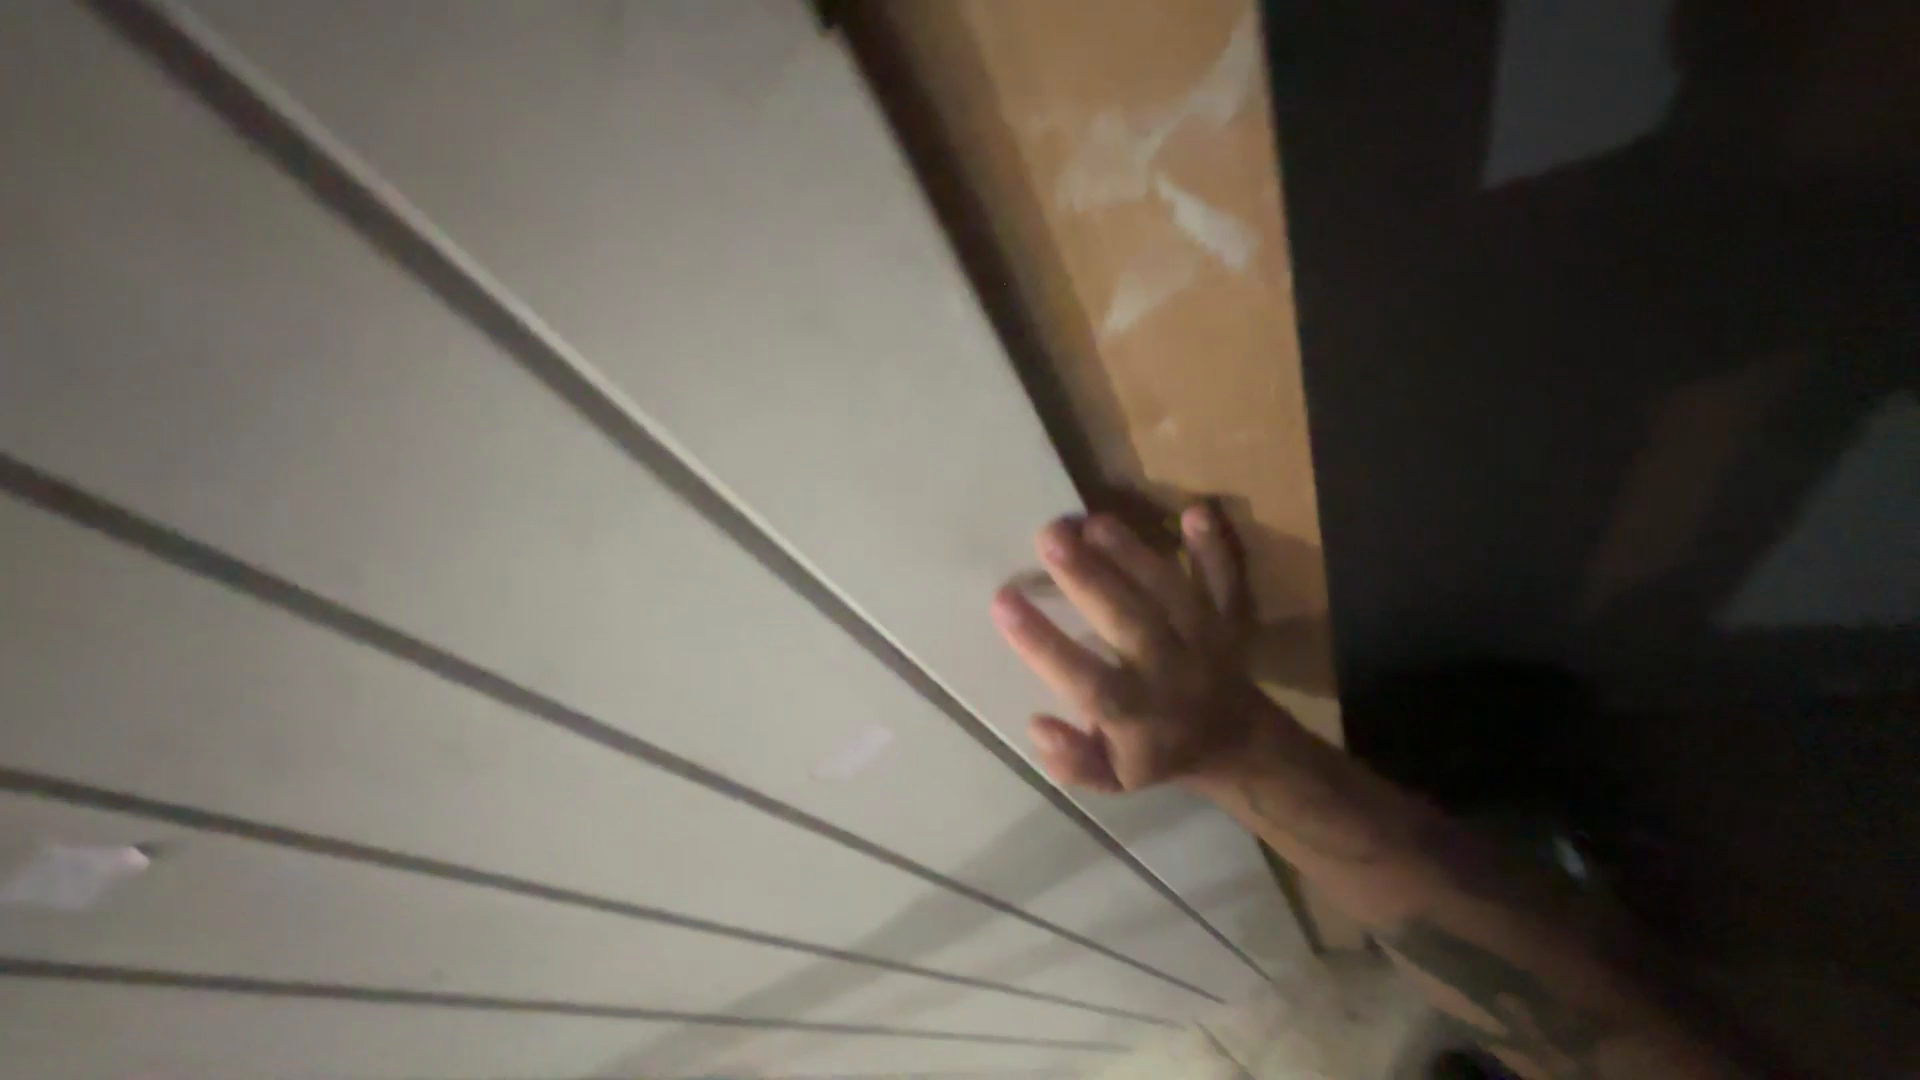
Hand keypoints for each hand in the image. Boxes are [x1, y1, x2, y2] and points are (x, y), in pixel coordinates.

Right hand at [991, 504, 1280, 791]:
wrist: (1236, 742)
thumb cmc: (1157, 752)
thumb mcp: (1112, 777)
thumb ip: (1072, 761)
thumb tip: (1037, 725)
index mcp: (1135, 712)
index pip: (1084, 678)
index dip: (1041, 642)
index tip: (1002, 600)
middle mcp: (1168, 670)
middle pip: (1128, 620)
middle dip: (1087, 577)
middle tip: (1048, 535)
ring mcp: (1202, 639)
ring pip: (1168, 592)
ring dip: (1132, 553)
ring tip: (1091, 520)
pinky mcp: (1228, 618)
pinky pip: (1226, 583)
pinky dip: (1215, 550)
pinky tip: (1196, 512)